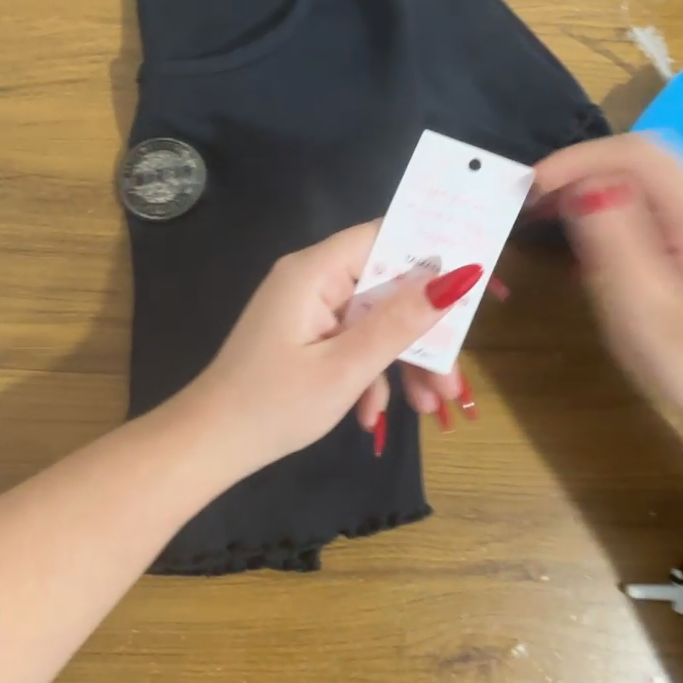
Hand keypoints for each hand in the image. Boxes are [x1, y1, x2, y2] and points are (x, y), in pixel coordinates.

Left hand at [173, 222, 483, 471]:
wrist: (209, 446)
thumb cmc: (273, 405)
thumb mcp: (345, 367)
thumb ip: (400, 322)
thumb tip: (456, 277)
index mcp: (314, 272)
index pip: (384, 237)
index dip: (430, 253)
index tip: (474, 280)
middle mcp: (311, 281)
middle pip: (384, 288)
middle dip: (421, 333)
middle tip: (453, 377)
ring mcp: (307, 310)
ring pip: (372, 321)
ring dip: (401, 361)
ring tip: (431, 406)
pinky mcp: (304, 337)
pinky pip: (350, 342)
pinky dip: (368, 373)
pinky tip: (373, 414)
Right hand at [532, 133, 682, 432]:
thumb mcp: (642, 305)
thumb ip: (613, 238)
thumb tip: (582, 187)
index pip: (638, 153)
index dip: (579, 158)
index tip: (533, 186)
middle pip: (642, 158)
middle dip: (582, 167)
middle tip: (535, 199)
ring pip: (643, 179)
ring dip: (592, 184)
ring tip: (549, 213)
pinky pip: (647, 206)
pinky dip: (607, 206)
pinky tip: (584, 236)